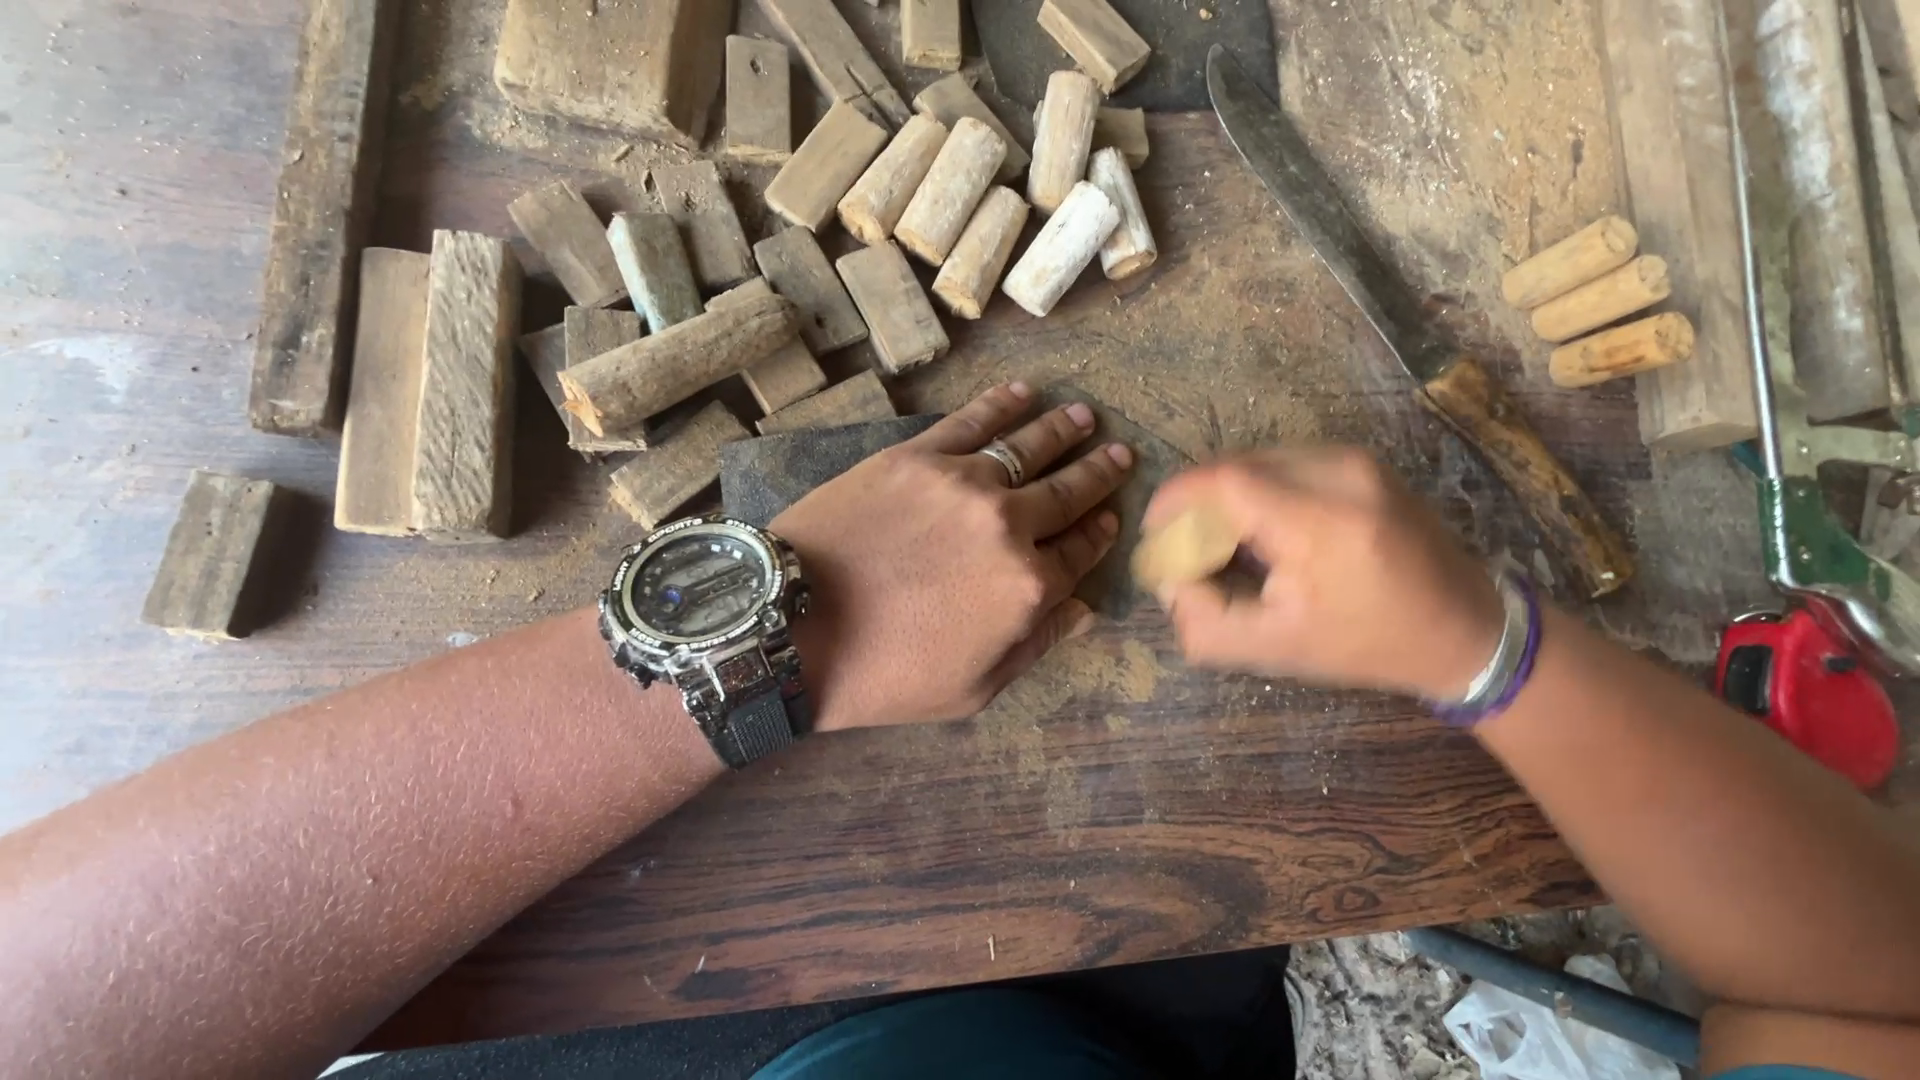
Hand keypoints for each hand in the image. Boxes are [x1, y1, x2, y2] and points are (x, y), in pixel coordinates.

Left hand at [776, 382, 1133, 730]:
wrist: (791, 629)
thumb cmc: (882, 673)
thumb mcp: (971, 688)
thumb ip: (1036, 645)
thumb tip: (1085, 612)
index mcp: (1028, 589)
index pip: (1079, 554)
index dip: (1099, 534)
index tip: (1110, 518)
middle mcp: (1009, 527)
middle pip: (1067, 494)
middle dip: (1099, 474)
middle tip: (1120, 455)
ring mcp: (963, 484)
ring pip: (1030, 448)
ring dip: (1064, 431)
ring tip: (1086, 417)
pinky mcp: (917, 456)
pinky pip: (973, 421)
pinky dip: (1003, 404)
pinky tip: (1024, 393)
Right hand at [1145, 447, 1503, 700]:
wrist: (1465, 628)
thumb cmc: (1368, 645)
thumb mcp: (1275, 650)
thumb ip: (1203, 621)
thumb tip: (1168, 578)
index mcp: (1322, 524)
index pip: (1224, 481)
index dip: (1176, 500)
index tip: (1156, 533)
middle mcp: (1340, 475)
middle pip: (1233, 466)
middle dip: (1197, 504)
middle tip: (1188, 548)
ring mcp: (1355, 460)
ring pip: (1256, 460)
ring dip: (1225, 496)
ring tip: (1225, 543)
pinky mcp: (1361, 460)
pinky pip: (1283, 462)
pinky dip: (1255, 490)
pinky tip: (1262, 530)